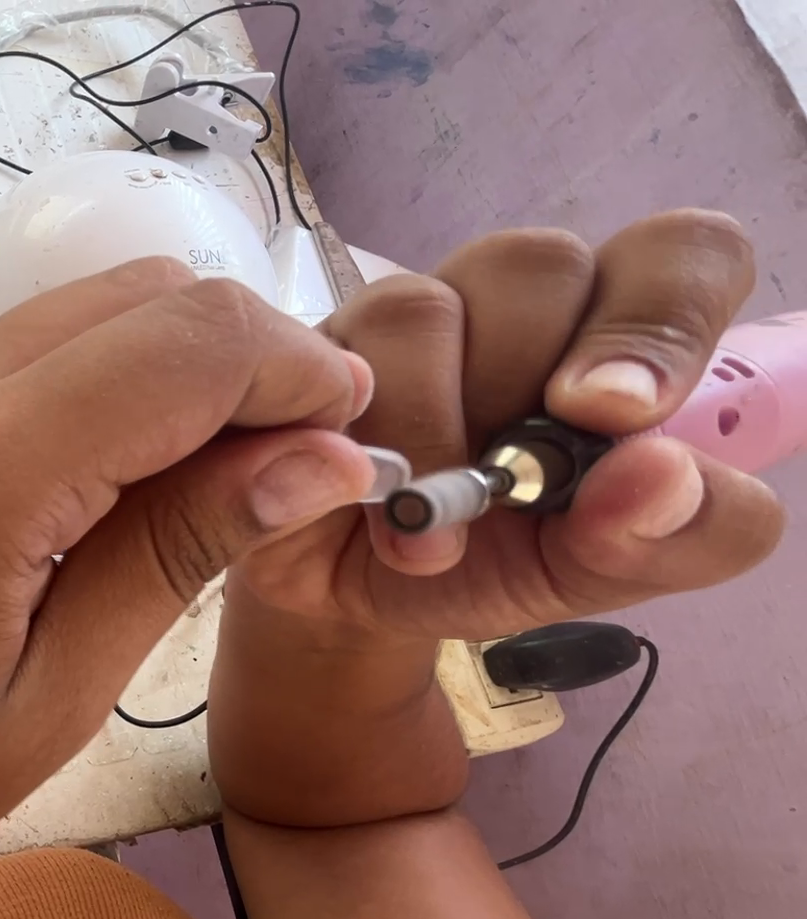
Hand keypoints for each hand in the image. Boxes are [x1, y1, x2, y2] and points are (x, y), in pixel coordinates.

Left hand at [0, 258, 374, 887]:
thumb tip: (322, 459)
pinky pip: (40, 356)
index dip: (298, 376)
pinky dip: (117, 385)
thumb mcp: (62, 689)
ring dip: (185, 368)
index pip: (187, 346)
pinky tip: (136, 473)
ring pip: (95, 312)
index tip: (355, 449)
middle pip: (147, 299)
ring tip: (225, 480)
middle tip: (297, 471)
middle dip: (251, 360)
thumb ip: (180, 550)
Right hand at [233, 210, 785, 642]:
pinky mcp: (303, 359)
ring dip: (417, 422)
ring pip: (412, 308)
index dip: (652, 314)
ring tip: (408, 516)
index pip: (673, 252)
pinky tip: (336, 489)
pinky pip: (316, 361)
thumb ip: (680, 536)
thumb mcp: (595, 575)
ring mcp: (387, 328)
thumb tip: (660, 469)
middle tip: (495, 481)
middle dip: (513, 376)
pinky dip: (335, 434)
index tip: (606, 414)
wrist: (340, 602)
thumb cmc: (474, 572)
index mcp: (599, 344)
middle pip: (529, 264)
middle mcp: (496, 314)